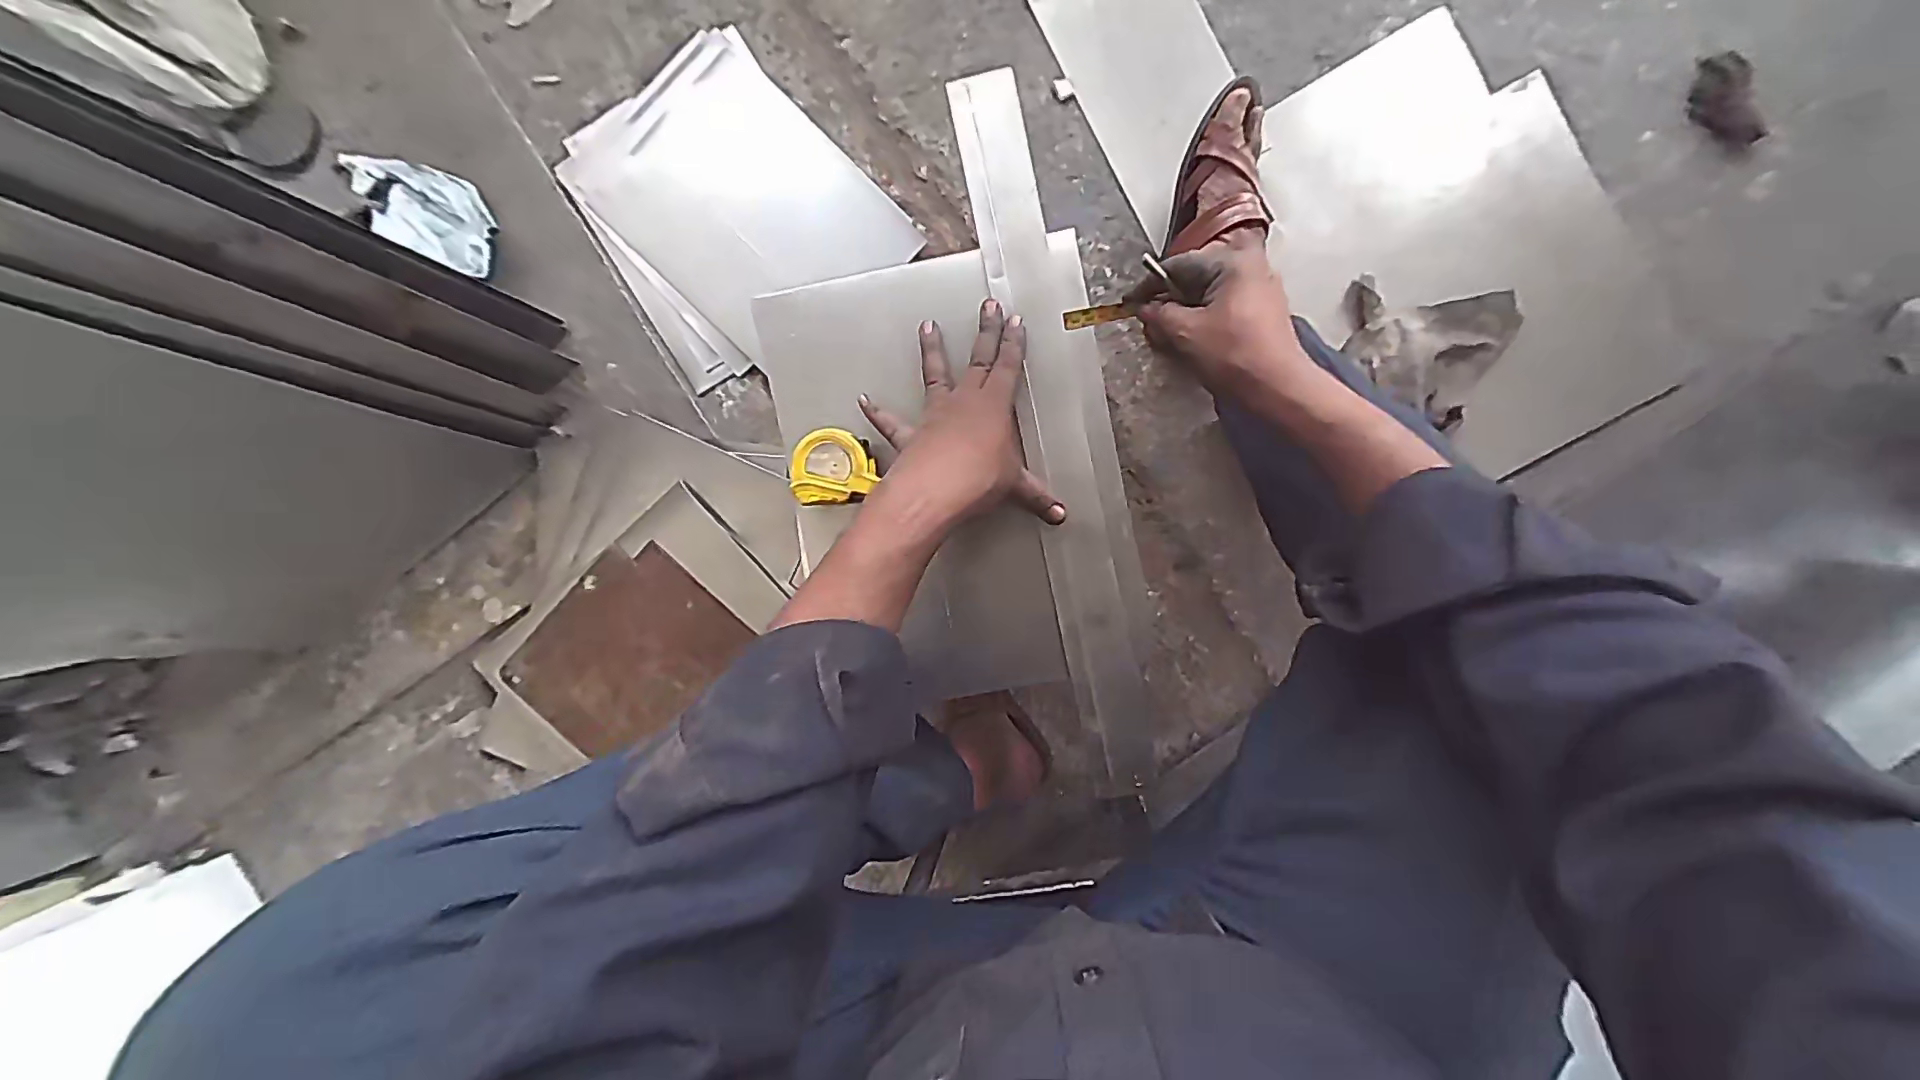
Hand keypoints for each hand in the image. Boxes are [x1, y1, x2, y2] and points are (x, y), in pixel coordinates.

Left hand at [856, 300, 1065, 550]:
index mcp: (994, 406)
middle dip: (985, 331)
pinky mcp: (910, 434)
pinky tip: (864, 401)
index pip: (1008, 367)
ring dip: (931, 351)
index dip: (1013, 343)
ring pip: (934, 375)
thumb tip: (1059, 515)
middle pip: (978, 359)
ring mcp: (935, 414)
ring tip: (927, 327)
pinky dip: (877, 412)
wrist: (936, 491)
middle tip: (987, 306)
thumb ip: (1035, 496)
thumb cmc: (978, 481)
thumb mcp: (1014, 486)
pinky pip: (891, 421)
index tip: (1014, 320)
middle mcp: (964, 402)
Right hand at [1128, 230, 1315, 404]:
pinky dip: (1204, 319)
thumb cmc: (1233, 355)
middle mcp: (1251, 268)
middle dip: (1169, 299)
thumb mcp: (1184, 332)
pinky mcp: (1264, 312)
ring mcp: (1261, 290)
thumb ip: (1158, 314)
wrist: (1277, 387)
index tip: (1131, 303)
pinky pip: (1224, 307)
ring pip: (1210, 294)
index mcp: (1232, 263)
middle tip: (1148, 320)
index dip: (1149, 285)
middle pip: (1196, 277)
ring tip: (1166, 334)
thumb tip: (1144, 307)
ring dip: (1185, 311)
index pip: (1179, 264)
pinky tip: (1190, 339)